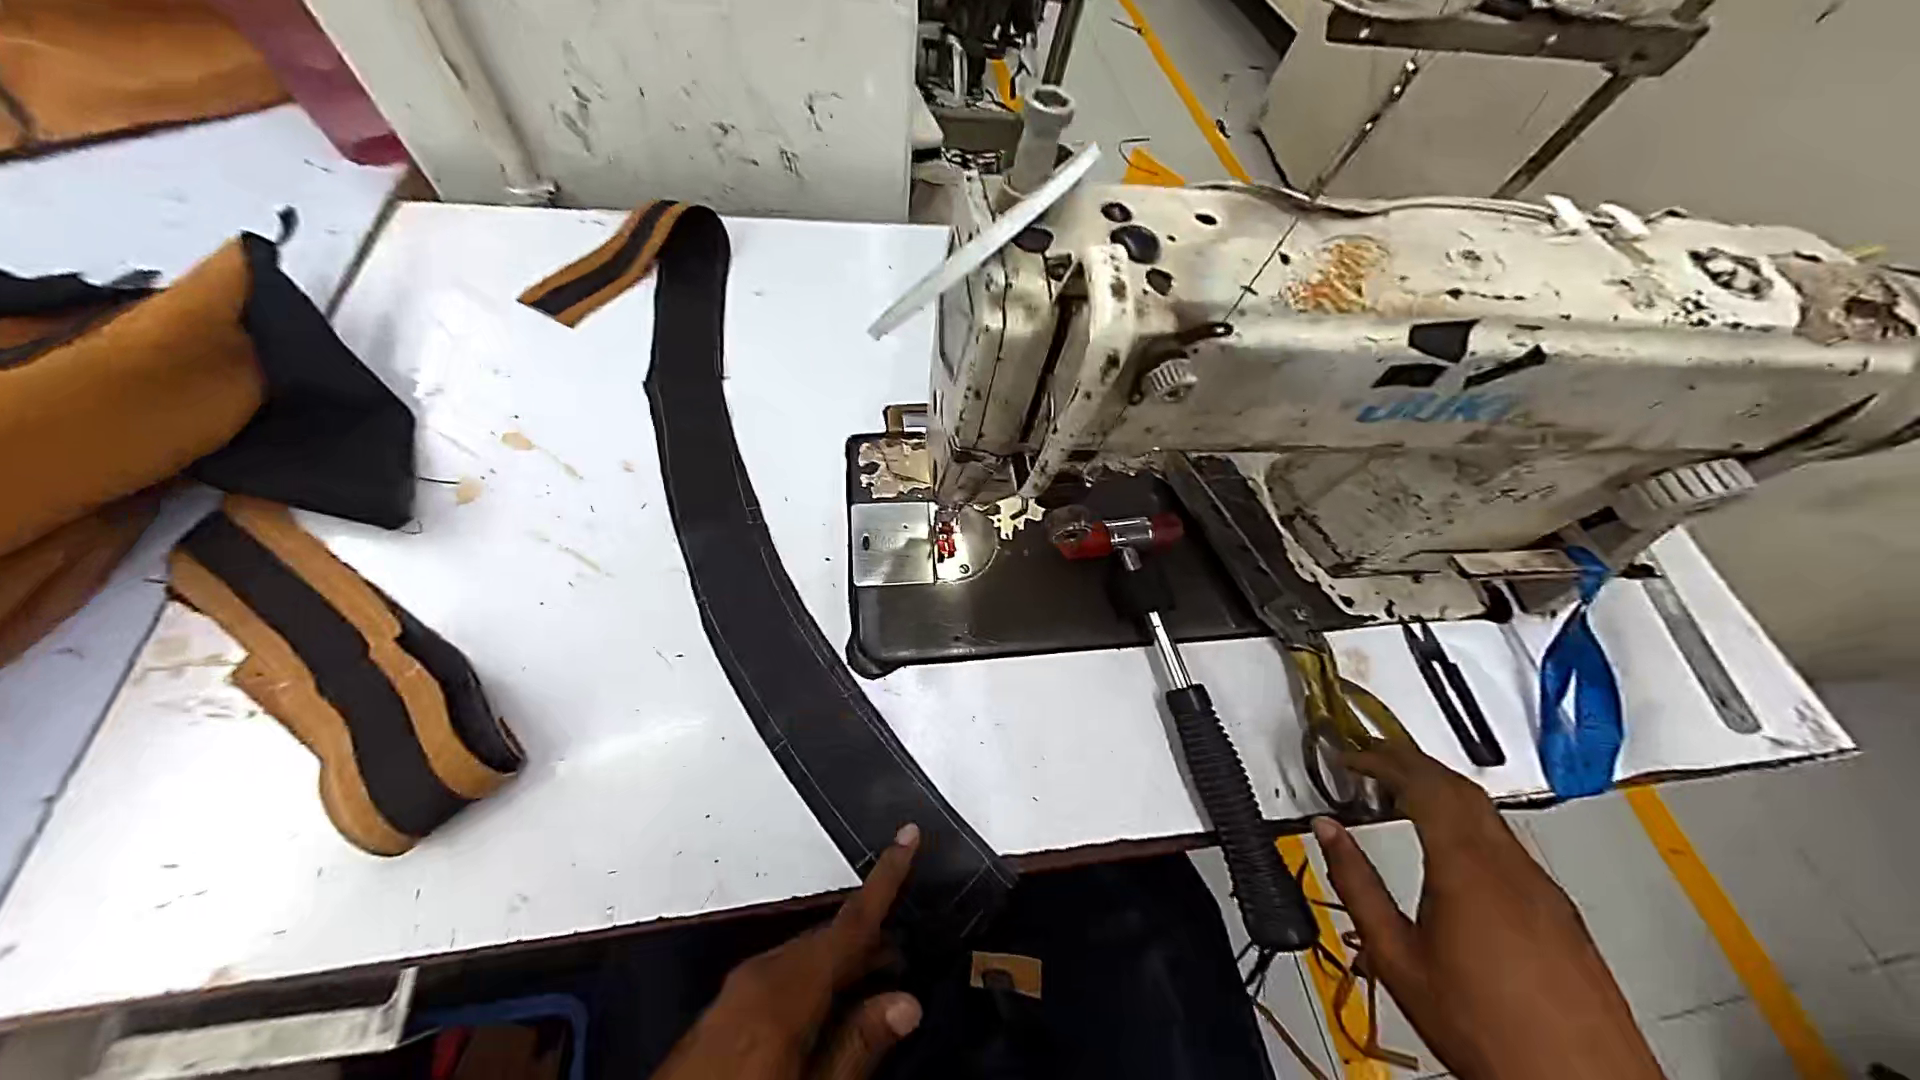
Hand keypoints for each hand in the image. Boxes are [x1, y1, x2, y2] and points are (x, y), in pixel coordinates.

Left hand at [650, 824, 924, 1079]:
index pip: (851, 921)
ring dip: (846, 961)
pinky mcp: (724, 1009)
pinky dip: (816, 978)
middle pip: (832, 938)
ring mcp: (737, 991)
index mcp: (786, 991)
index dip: (887, 876)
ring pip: (808, 956)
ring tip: (877, 980)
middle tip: (908, 954)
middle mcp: (760, 977)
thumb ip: (858, 1045)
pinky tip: (827, 1006)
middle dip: (873, 939)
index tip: (907, 836)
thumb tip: (905, 1002)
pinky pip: (783, 974)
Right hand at [1312, 740, 1663, 1079]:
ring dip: (1439, 790)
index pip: (1425, 784)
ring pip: (1487, 812)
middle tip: (1372, 758)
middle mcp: (1512, 870)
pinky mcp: (1561, 912)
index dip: (1384, 759)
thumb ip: (1357, 884)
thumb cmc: (1491, 1034)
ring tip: (1400, 794)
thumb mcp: (1396, 956)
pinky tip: (1447, 843)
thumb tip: (1328, 833)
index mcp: (1467, 871)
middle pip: (1460, 788)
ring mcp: (1543, 890)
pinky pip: (1507, 842)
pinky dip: (1467, 821)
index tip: (1355, 755)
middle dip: (1411, 762)